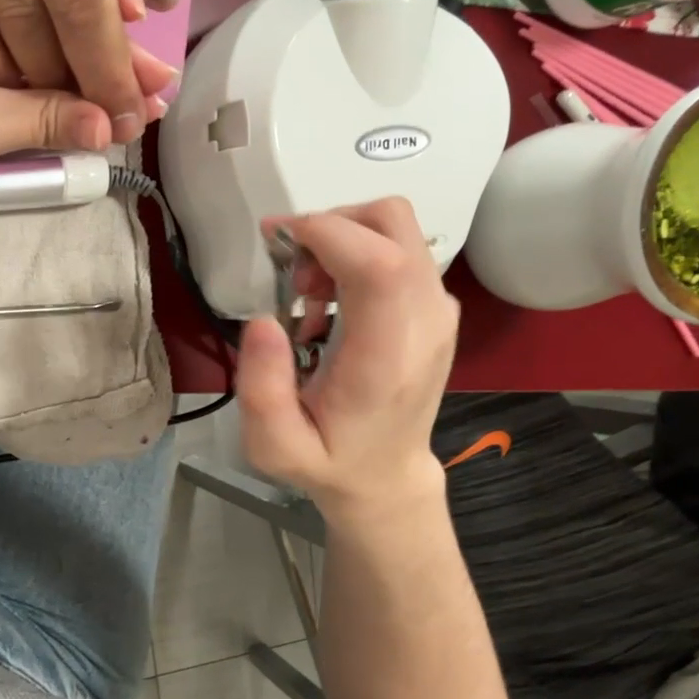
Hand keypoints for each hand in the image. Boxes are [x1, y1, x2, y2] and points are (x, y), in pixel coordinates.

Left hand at [0, 0, 172, 234]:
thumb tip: (118, 121)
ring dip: (92, 82)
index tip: (145, 50)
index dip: (96, 16)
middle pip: (49, 19)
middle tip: (158, 86)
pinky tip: (108, 111)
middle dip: (104, 57)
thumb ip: (48, 118)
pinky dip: (65, 102)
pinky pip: (29, 84)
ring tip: (146, 104)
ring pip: (44, 54)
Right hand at [237, 199, 458, 515]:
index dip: (326, 233)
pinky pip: (397, 249)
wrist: (386, 475)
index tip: (275, 241)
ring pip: (395, 228)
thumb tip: (261, 320)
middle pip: (393, 223)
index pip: (379, 262)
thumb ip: (261, 388)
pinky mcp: (433, 305)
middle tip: (291, 275)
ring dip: (340, 241)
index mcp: (386, 356)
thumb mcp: (274, 445)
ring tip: (306, 294)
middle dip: (329, 227)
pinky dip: (355, 254)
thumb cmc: (327, 461)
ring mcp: (437, 309)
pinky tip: (328, 302)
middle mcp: (424, 320)